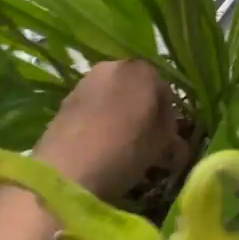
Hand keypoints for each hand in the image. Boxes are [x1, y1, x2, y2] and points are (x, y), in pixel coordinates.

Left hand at [32, 60, 184, 199]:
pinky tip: (96, 146)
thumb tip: (173, 139)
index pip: (164, 90)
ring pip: (111, 96)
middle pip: (136, 88)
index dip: (167, 117)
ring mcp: (86, 81)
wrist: (64, 173)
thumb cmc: (123, 152)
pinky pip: (91, 108)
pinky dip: (97, 120)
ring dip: (117, 113)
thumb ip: (170, 135)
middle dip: (141, 110)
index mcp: (144, 70)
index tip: (166, 140)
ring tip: (117, 145)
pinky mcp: (64, 101)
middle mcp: (115, 66)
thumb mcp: (160, 146)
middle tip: (143, 140)